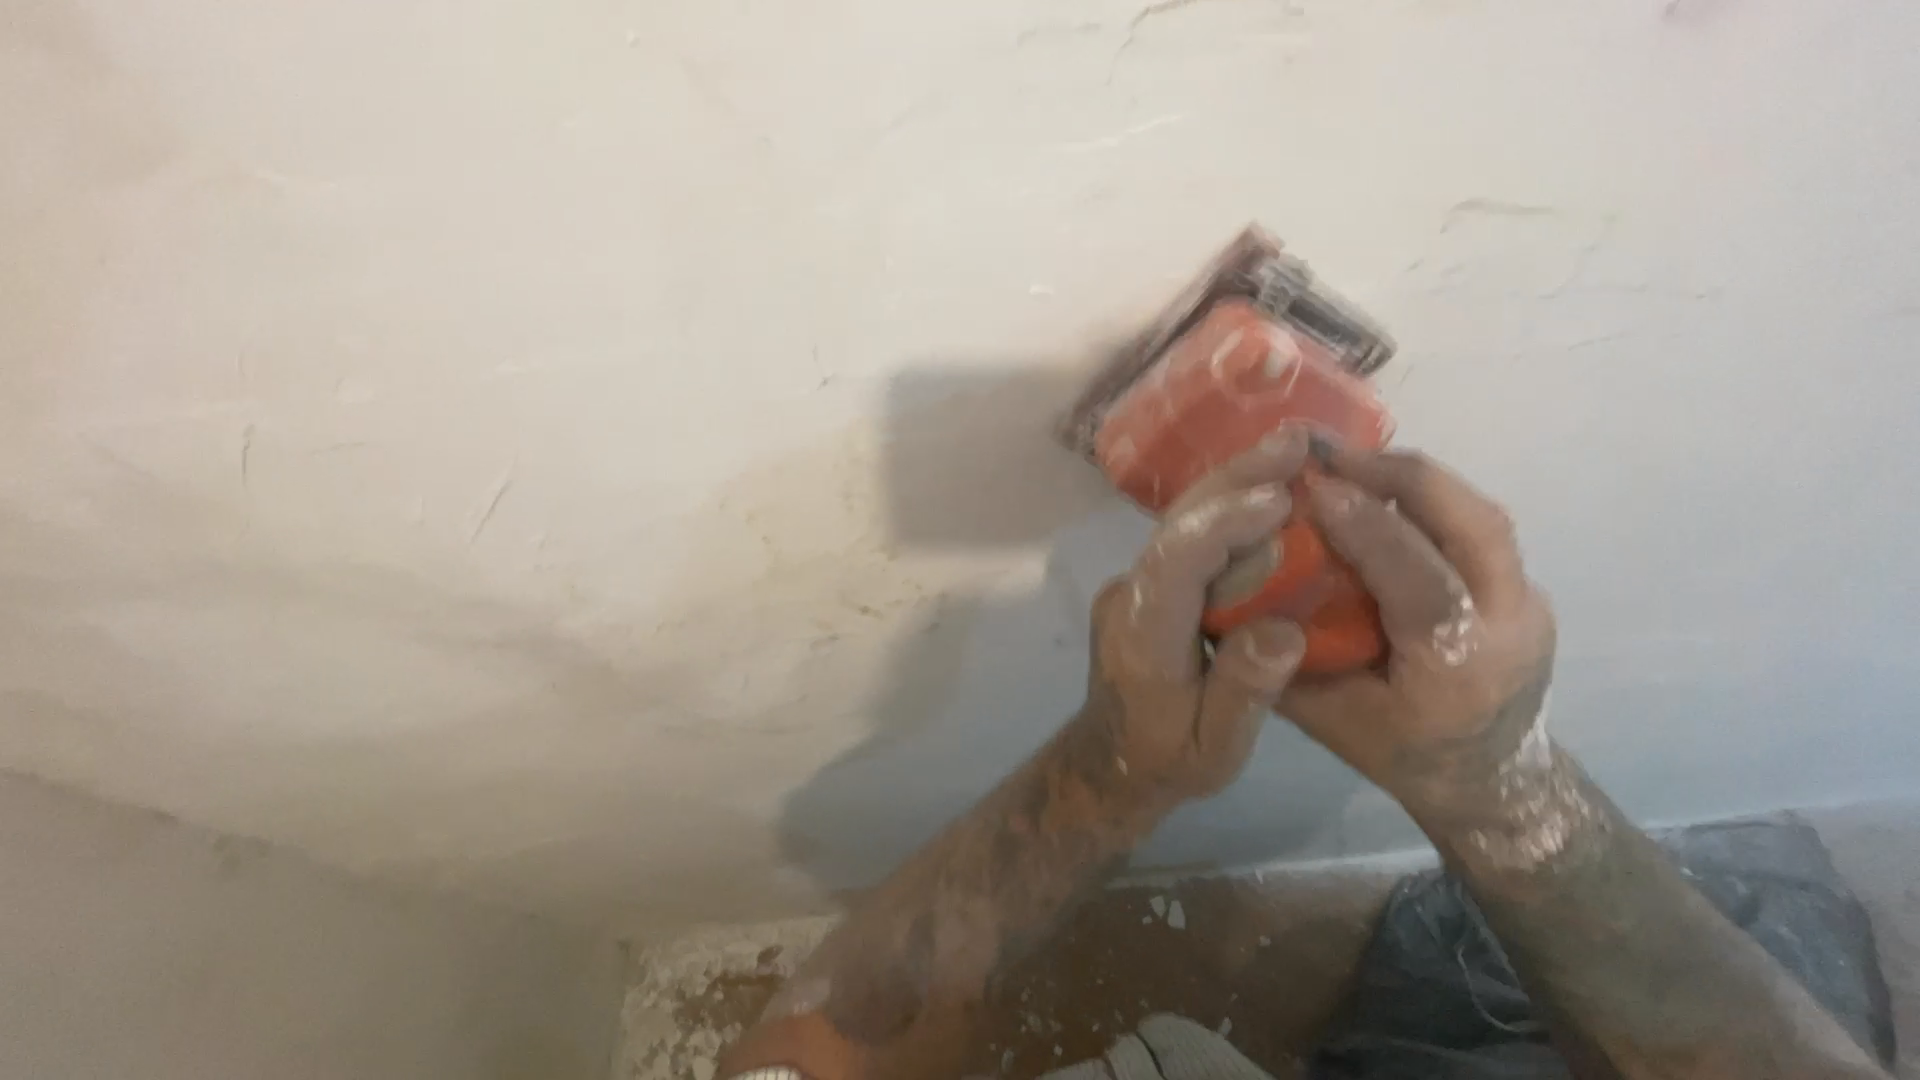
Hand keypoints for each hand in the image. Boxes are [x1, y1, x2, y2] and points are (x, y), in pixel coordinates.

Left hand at [1078, 428, 1312, 809]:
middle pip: (1176, 526)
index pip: (1175, 562)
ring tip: (1290, 451)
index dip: (1223, 524)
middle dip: (1233, 481)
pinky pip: (1189, 537)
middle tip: (1294, 443)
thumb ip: (1244, 692)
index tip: (1278, 497)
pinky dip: (1228, 511)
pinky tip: (1268, 490)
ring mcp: (1135, 585)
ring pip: (1181, 524)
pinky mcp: (1149, 585)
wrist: (1114, 759)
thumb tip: (1284, 632)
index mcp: (1143, 635)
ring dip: (1232, 486)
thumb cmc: (1167, 758)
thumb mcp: (1213, 748)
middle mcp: (1131, 595)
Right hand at [1278, 446, 1556, 813]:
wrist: (1494, 779)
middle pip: (1476, 524)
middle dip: (1400, 476)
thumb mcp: (1326, 718)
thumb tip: (1239, 591)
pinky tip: (1376, 490)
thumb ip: (1287, 655)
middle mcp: (1511, 626)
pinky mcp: (1524, 587)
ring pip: (1482, 513)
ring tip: (1347, 459)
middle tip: (1330, 451)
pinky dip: (1423, 497)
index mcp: (1459, 670)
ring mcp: (1529, 601)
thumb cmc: (1399, 754)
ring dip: (1411, 477)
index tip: (1314, 487)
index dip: (1369, 528)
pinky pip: (1474, 524)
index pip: (1422, 583)